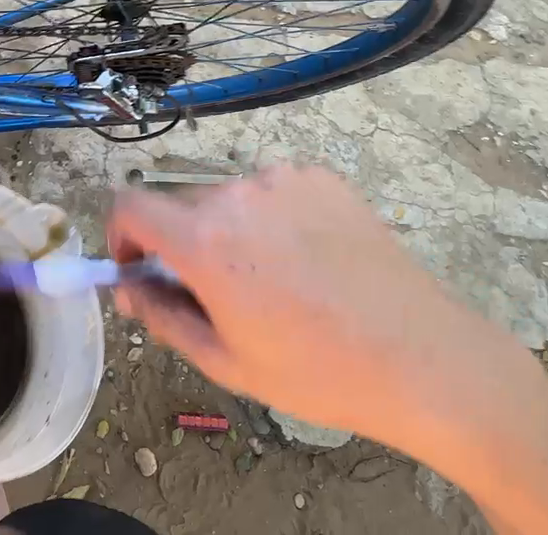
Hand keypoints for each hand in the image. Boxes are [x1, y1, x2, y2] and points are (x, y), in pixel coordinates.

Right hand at [108, 164, 512, 449]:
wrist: (426, 359)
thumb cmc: (318, 371)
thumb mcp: (225, 360)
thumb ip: (161, 315)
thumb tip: (127, 285)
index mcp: (205, 240)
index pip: (128, 205)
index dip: (121, 235)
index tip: (140, 266)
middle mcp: (236, 193)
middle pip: (181, 206)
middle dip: (184, 243)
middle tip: (221, 293)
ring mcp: (283, 178)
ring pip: (228, 199)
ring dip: (231, 230)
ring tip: (276, 279)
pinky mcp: (321, 176)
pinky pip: (272, 190)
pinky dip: (273, 217)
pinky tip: (308, 257)